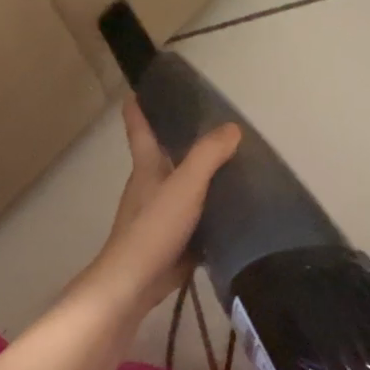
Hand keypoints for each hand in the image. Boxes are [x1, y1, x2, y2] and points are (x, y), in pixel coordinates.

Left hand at [77, 98, 239, 318]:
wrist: (134, 283)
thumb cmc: (153, 228)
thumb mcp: (184, 185)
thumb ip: (207, 155)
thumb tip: (232, 128)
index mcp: (146, 167)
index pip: (140, 127)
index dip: (140, 105)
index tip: (144, 86)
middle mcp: (149, 186)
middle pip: (164, 155)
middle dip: (183, 139)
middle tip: (216, 125)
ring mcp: (159, 215)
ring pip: (182, 187)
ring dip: (202, 176)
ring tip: (235, 164)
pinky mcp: (172, 240)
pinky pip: (194, 217)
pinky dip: (210, 210)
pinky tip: (234, 210)